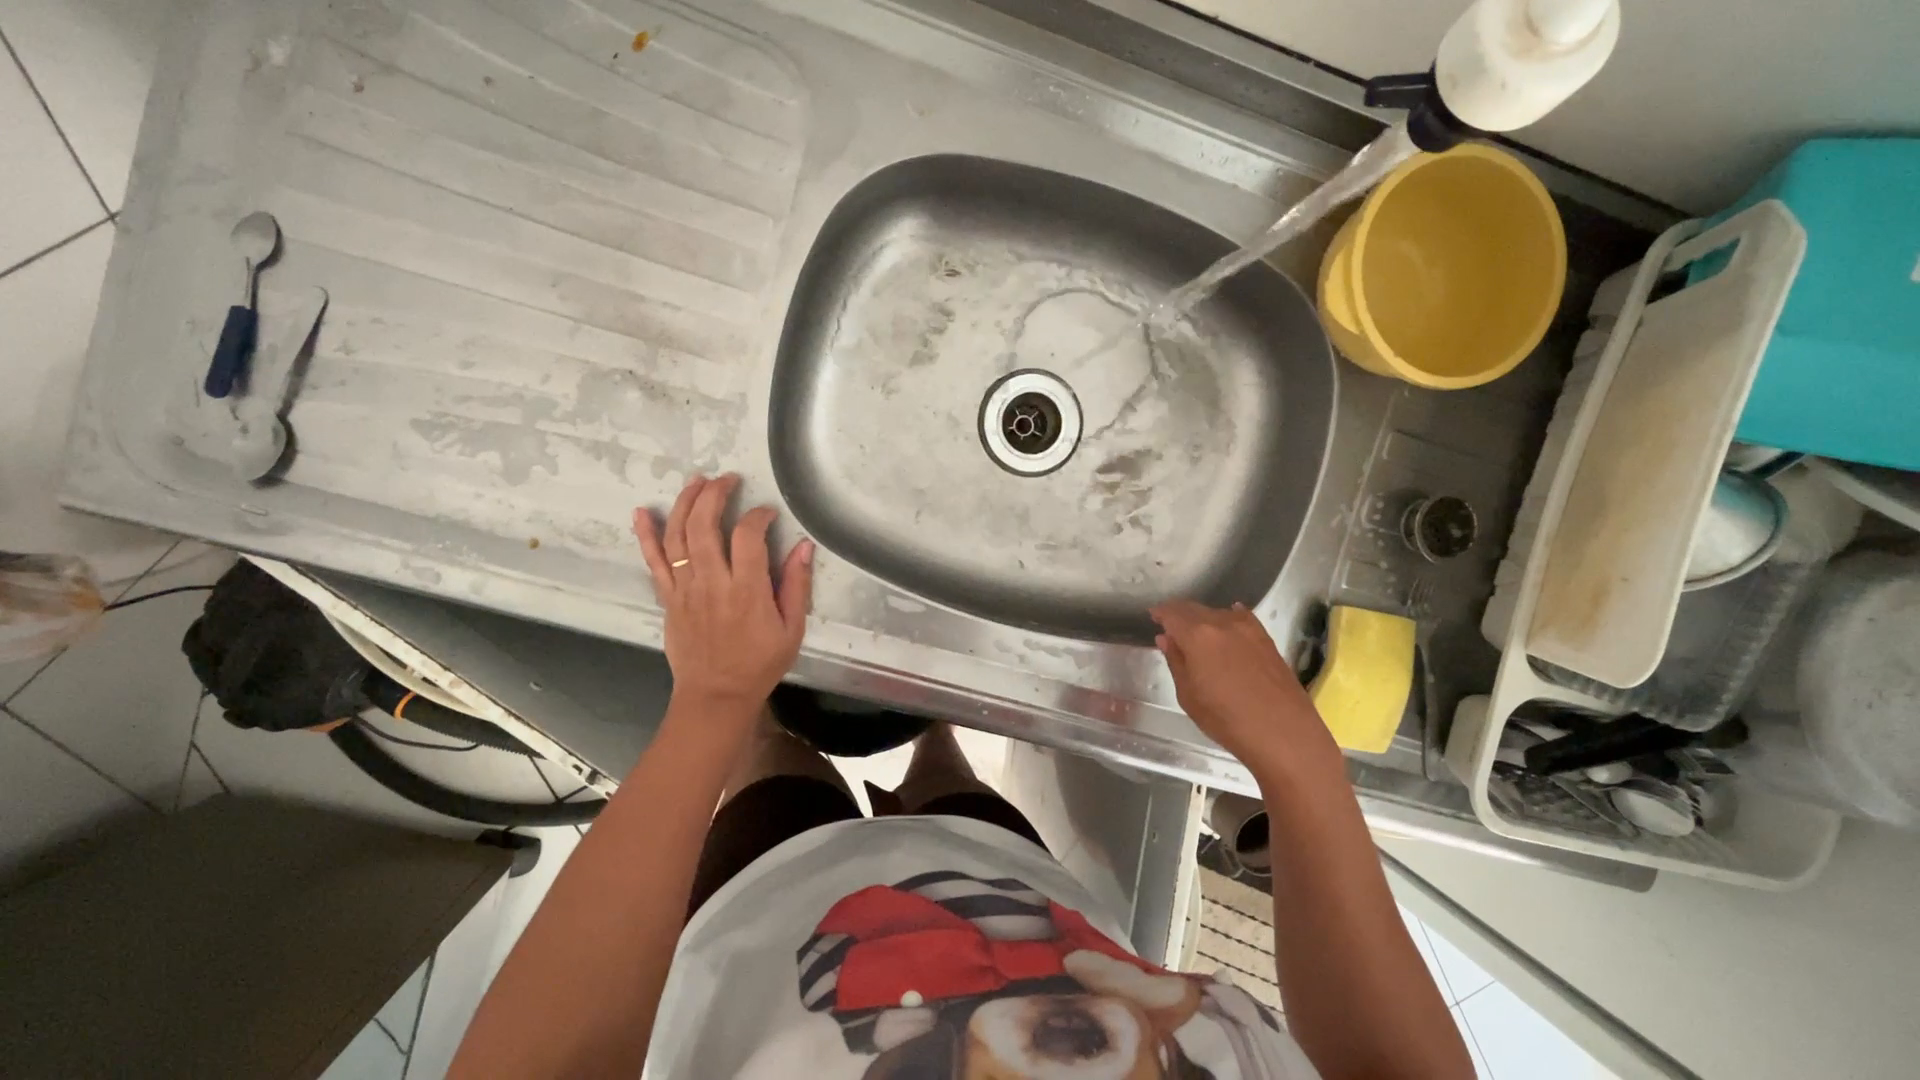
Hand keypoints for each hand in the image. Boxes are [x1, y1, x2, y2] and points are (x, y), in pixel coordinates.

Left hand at [632, 474, 813, 717]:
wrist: (716, 695)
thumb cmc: (760, 663)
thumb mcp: (792, 629)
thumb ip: (796, 585)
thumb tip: (802, 546)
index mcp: (747, 591)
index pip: (748, 536)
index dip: (757, 515)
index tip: (768, 513)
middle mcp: (712, 583)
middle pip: (705, 525)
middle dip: (715, 494)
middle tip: (728, 479)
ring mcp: (685, 589)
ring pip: (677, 535)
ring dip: (685, 502)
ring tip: (697, 481)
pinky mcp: (668, 597)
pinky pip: (653, 561)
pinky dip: (645, 534)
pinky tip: (641, 511)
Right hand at [1150, 600, 1340, 777]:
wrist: (1284, 733)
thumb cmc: (1227, 719)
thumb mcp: (1189, 695)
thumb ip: (1176, 661)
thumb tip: (1166, 638)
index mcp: (1198, 635)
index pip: (1172, 613)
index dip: (1160, 613)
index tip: (1153, 616)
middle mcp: (1223, 623)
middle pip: (1195, 609)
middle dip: (1180, 614)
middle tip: (1169, 625)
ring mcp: (1249, 629)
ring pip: (1218, 613)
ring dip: (1204, 618)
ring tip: (1196, 633)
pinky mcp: (1267, 639)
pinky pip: (1241, 619)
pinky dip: (1228, 618)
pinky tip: (1227, 626)